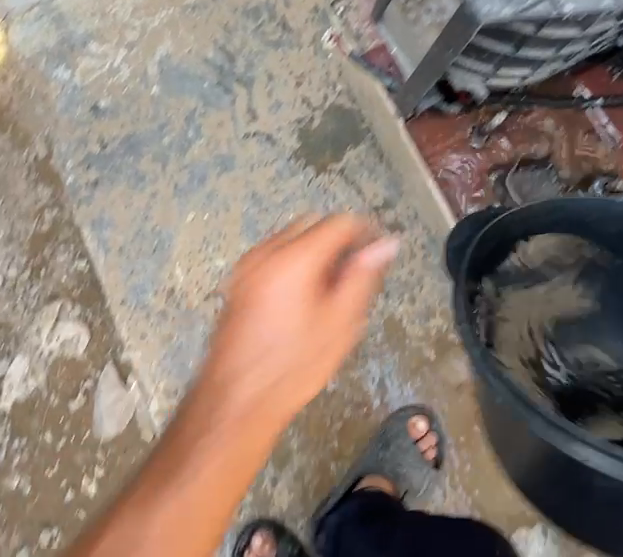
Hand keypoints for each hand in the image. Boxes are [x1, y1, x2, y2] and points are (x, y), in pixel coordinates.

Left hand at [191, 214, 398, 435]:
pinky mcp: (237, 280)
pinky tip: (301, 300)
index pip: (339, 222)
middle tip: (354, 276)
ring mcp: (247, 264)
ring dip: (314, 251)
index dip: (365, 233)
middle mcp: (267, 250)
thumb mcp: (340, 323)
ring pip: (291, 238)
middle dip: (337, 241)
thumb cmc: (295, 365)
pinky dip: (292, 263)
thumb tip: (385, 244)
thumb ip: (363, 276)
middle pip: (312, 224)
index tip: (378, 254)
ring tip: (329, 292)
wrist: (236, 399)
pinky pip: (273, 255)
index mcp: (295, 257)